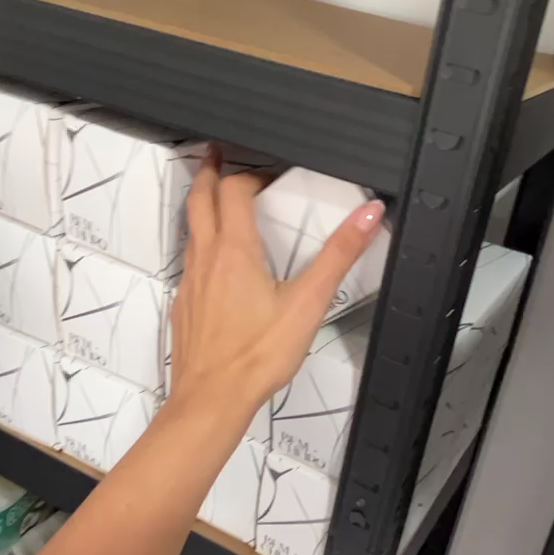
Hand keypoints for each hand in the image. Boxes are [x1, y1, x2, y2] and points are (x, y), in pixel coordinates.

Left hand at [167, 151, 384, 423]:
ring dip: (202, 207)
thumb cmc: (257, 356)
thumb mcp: (308, 302)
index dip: (250, 174)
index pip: (234, 191)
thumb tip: (368, 215)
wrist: (212, 399)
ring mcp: (190, 283)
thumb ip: (339, 255)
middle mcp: (206, 260)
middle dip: (209, 173)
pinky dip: (201, 247)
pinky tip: (217, 266)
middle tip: (217, 155)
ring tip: (216, 199)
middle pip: (199, 200)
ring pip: (191, 231)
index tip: (266, 172)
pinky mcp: (184, 306)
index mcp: (235, 251)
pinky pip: (189, 264)